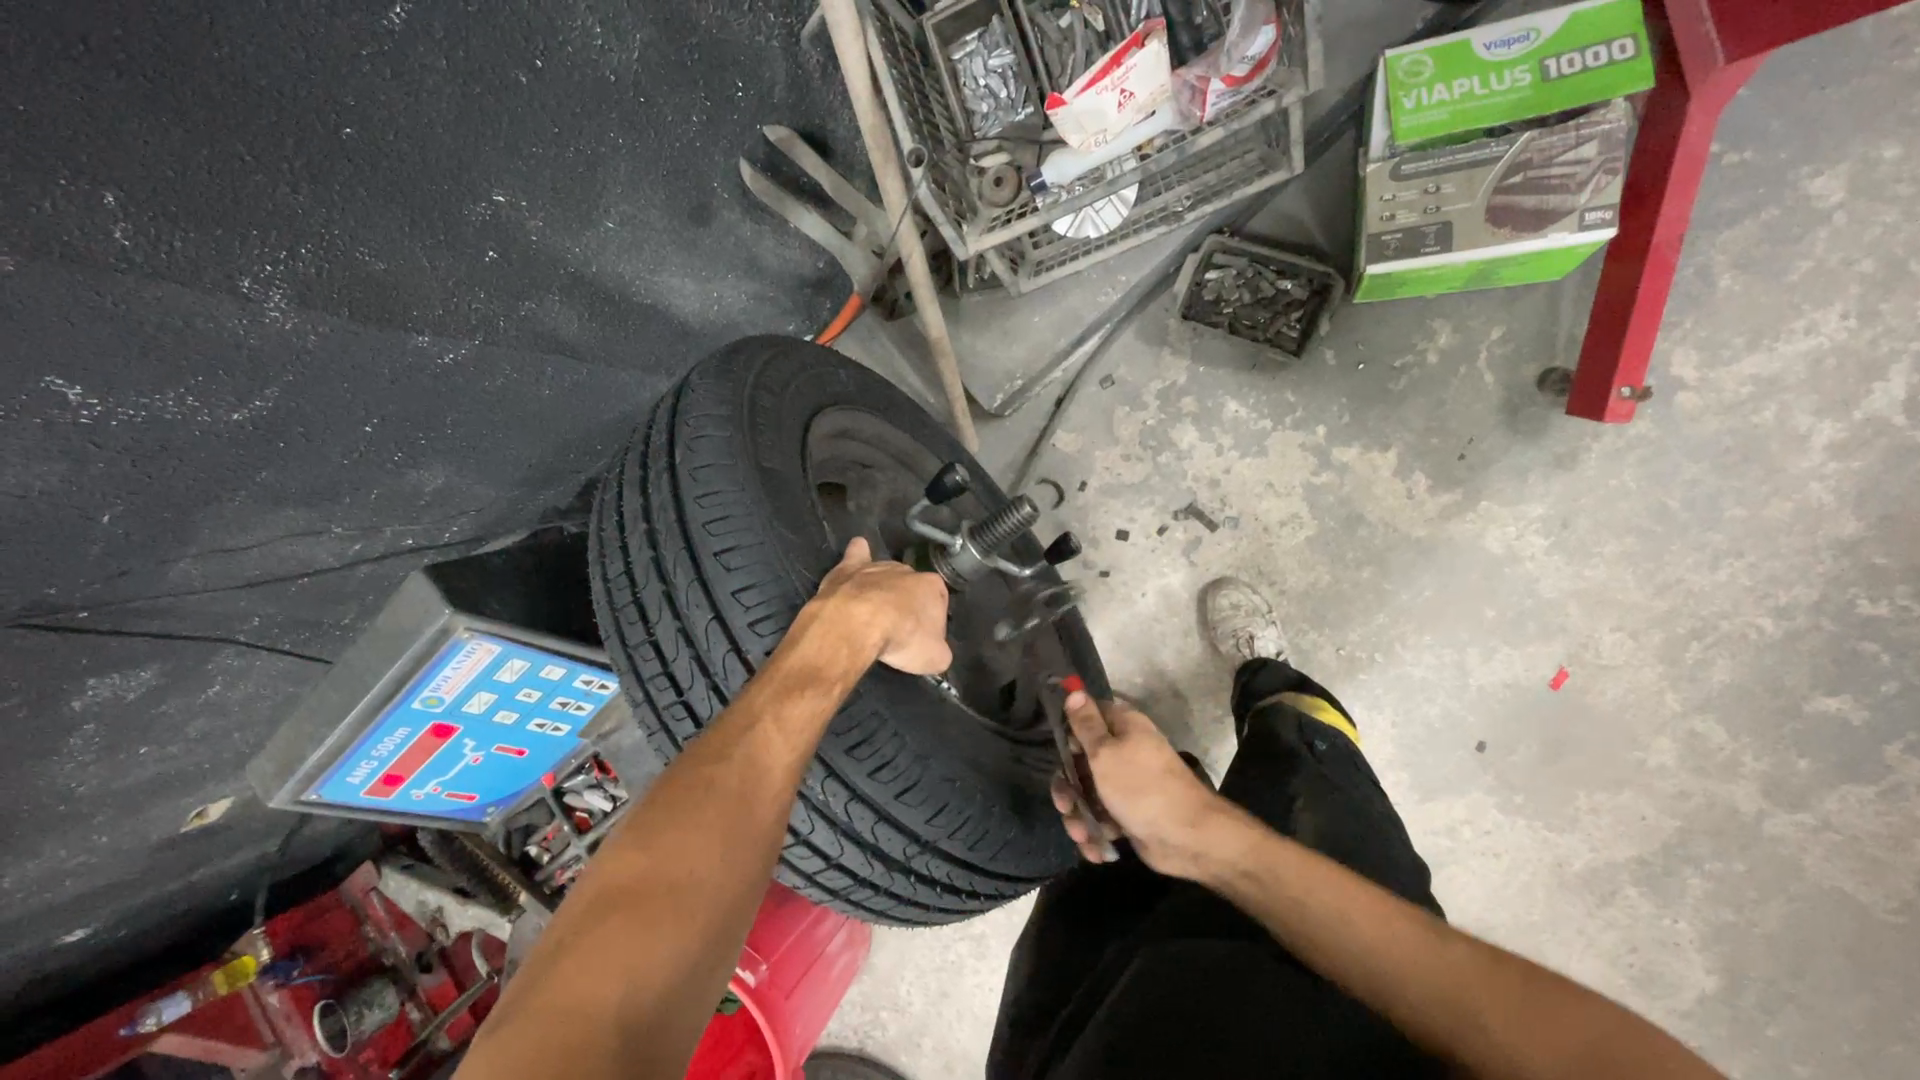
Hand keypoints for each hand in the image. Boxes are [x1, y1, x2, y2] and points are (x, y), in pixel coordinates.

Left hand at [808, 537, 952, 674]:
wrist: (857, 623)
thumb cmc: (902, 639)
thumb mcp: (935, 658)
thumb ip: (940, 652)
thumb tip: (937, 653)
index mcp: (933, 587)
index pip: (940, 603)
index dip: (932, 623)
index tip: (922, 640)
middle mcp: (908, 571)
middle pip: (911, 588)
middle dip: (906, 605)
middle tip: (896, 630)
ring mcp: (878, 567)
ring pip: (885, 575)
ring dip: (883, 589)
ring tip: (874, 612)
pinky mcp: (850, 568)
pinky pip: (857, 553)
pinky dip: (859, 554)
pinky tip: (858, 551)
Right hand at [1053, 690, 1234, 878]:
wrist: (1186, 837)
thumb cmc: (1141, 787)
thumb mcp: (1105, 753)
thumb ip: (1086, 724)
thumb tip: (1074, 688)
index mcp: (1124, 728)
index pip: (1088, 718)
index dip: (1070, 734)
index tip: (1061, 754)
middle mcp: (1125, 752)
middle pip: (1082, 764)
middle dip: (1069, 790)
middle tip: (1066, 806)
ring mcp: (1127, 786)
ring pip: (1089, 796)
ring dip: (1080, 819)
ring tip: (1083, 836)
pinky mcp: (1129, 815)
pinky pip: (1102, 820)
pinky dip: (1097, 835)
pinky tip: (1098, 851)